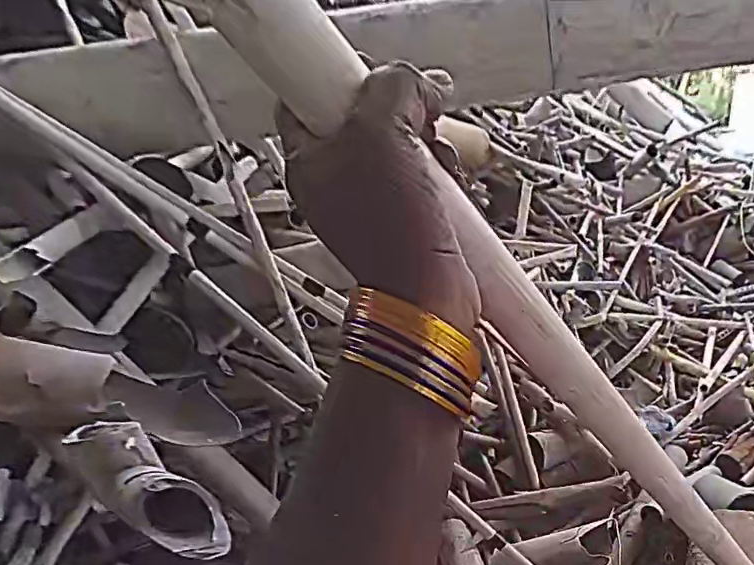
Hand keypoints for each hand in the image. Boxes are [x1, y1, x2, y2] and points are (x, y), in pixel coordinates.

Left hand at [278, 64, 479, 333]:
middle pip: (367, 119)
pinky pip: (423, 180)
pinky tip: (446, 189)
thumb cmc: (390, 237)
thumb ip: (393, 86)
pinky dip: (440, 178)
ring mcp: (371, 207)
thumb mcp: (381, 132)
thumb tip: (414, 85)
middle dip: (402, 116)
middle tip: (414, 127)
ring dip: (428, 148)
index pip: (308, 95)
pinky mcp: (404, 223)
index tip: (375, 81)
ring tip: (433, 167)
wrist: (428, 297)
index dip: (346, 78)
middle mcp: (335, 185)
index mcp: (307, 163)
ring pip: (401, 148)